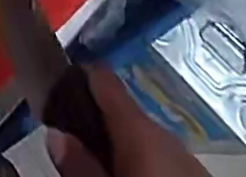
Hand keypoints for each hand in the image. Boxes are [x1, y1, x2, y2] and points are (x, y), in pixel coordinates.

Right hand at [47, 67, 210, 176]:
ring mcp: (189, 163)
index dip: (78, 78)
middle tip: (72, 151)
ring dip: (120, 151)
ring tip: (99, 171)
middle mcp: (167, 137)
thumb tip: (56, 134)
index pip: (104, 79)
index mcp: (141, 132)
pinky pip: (163, 164)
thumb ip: (80, 167)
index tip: (56, 91)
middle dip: (96, 126)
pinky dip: (144, 169)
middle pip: (122, 113)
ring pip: (144, 142)